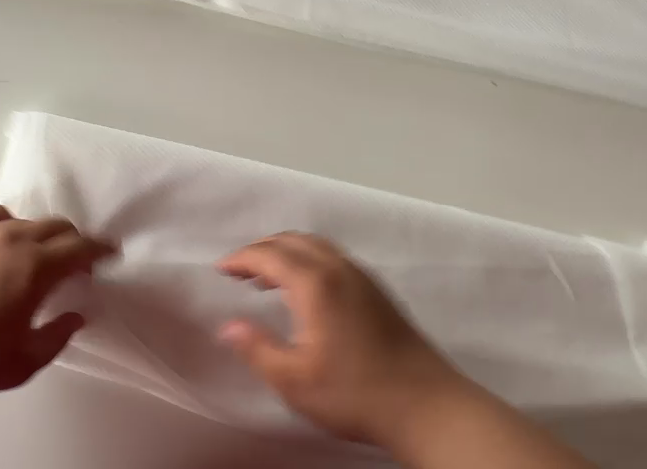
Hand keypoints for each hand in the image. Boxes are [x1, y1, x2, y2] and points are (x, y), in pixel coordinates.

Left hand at [0, 205, 113, 403]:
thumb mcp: (22, 363)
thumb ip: (57, 336)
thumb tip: (77, 315)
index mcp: (36, 269)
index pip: (81, 247)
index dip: (101, 249)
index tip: (112, 253)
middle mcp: (15, 240)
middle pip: (59, 227)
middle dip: (75, 243)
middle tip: (78, 265)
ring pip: (29, 221)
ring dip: (45, 236)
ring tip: (40, 257)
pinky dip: (11, 225)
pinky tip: (5, 243)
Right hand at [217, 232, 474, 451]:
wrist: (425, 405)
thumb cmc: (355, 394)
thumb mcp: (295, 381)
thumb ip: (258, 349)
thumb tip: (227, 326)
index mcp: (316, 283)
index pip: (269, 255)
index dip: (241, 258)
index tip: (220, 269)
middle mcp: (338, 268)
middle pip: (293, 240)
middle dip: (262, 249)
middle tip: (240, 270)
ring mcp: (361, 276)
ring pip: (315, 245)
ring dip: (287, 251)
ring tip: (267, 277)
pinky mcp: (376, 290)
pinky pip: (332, 256)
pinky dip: (308, 259)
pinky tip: (306, 289)